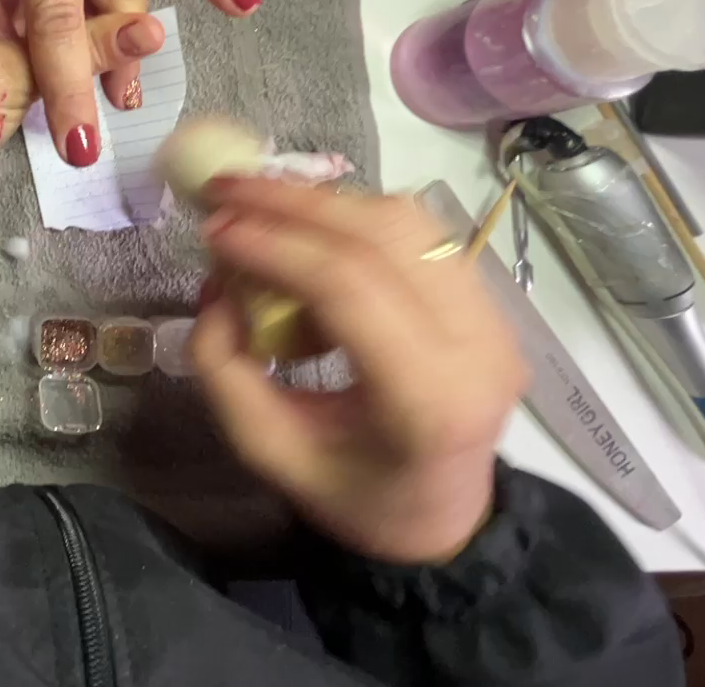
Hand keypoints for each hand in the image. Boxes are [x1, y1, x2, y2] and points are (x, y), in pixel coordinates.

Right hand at [188, 178, 527, 563]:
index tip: (212, 229)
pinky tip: (300, 224)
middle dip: (290, 200)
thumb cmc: (350, 490)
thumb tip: (219, 284)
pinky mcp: (484, 300)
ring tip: (256, 201)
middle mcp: (477, 346)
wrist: (441, 516)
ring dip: (319, 200)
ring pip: (402, 219)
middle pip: (383, 235)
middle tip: (222, 189)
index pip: (350, 288)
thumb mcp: (263, 446)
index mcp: (428, 400)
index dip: (274, 245)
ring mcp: (493, 317)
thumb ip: (222, 365)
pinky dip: (346, 213)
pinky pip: (412, 230)